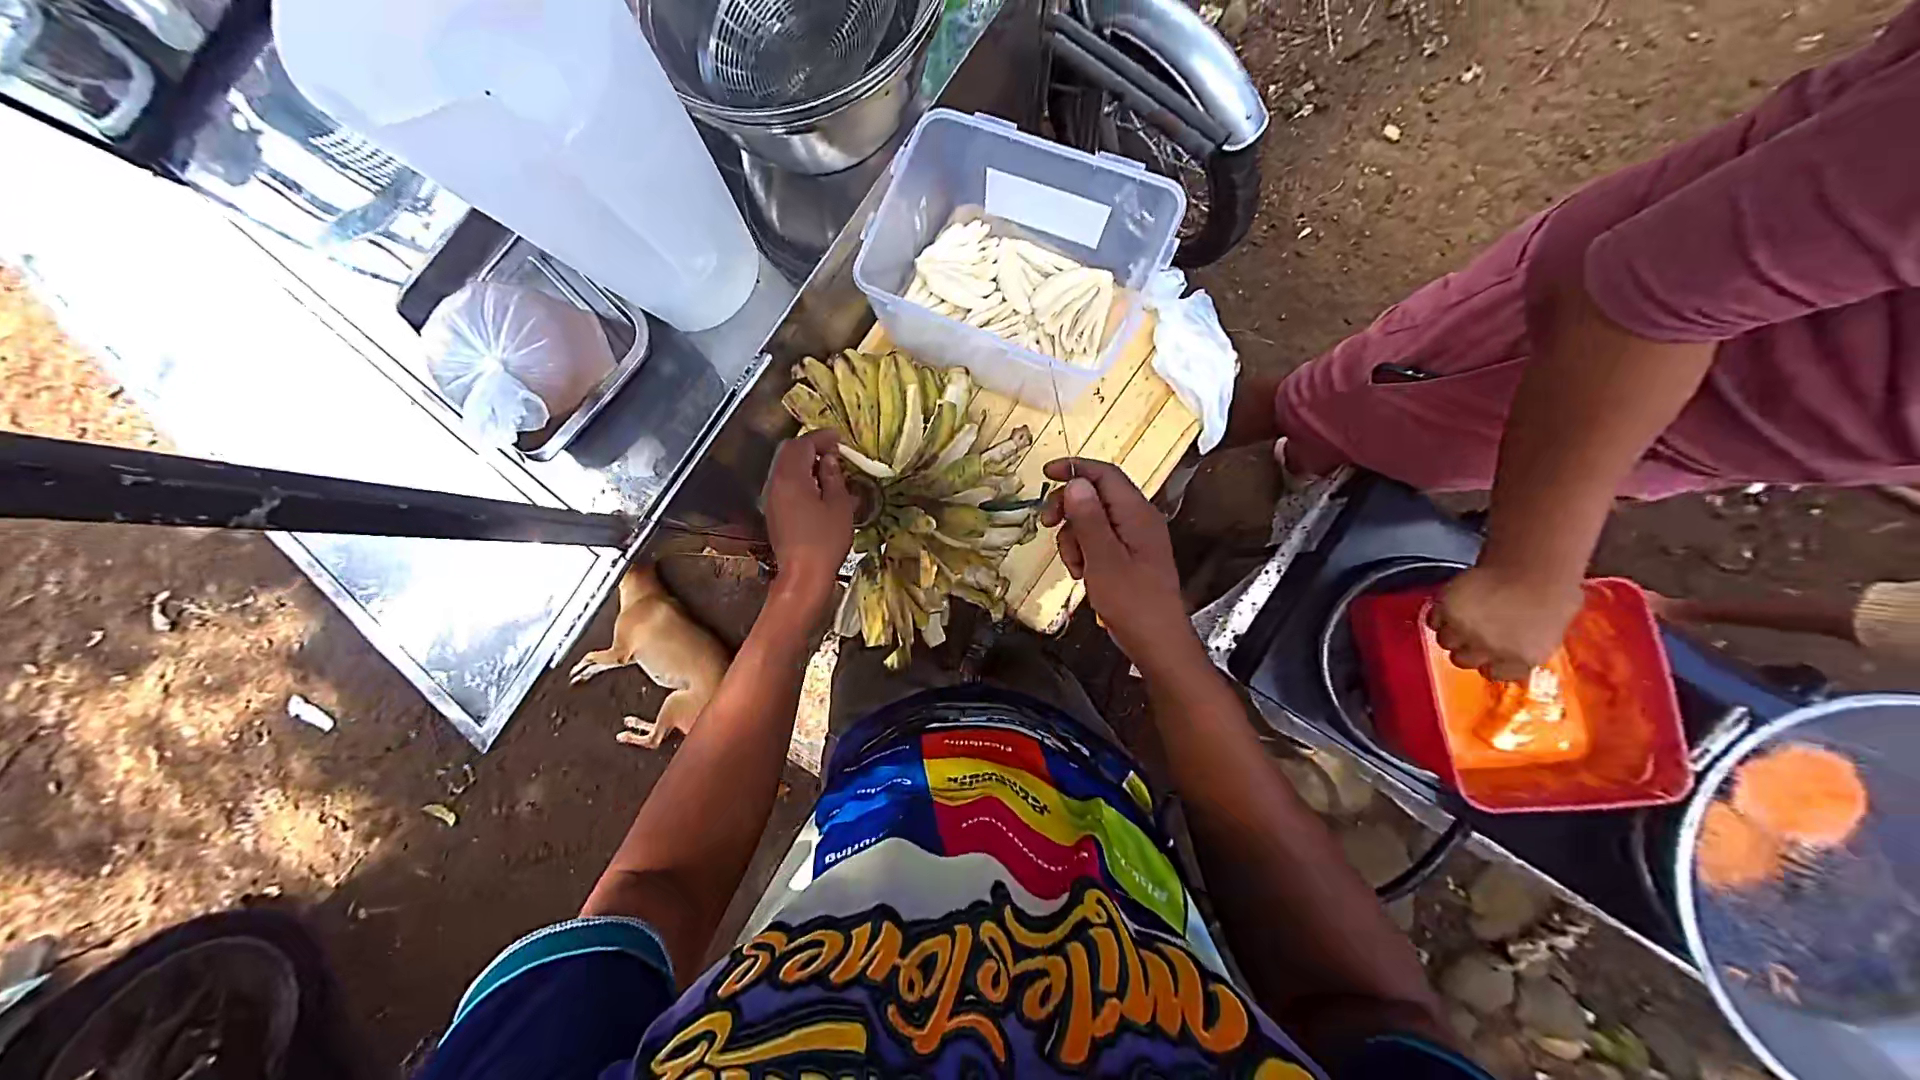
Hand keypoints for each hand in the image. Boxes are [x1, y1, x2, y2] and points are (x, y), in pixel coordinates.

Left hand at [764, 430, 854, 605]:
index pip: (802, 444)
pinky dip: (800, 477)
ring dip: (805, 462)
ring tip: (828, 469)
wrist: (803, 575)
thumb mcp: (839, 505)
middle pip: (788, 452)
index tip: (839, 439)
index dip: (821, 438)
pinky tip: (817, 489)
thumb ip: (833, 477)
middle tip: (833, 451)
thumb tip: (829, 460)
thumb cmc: (825, 541)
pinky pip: (784, 483)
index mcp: (791, 477)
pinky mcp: (773, 512)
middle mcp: (775, 483)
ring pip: (784, 467)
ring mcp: (771, 498)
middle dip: (810, 446)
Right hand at [1040, 459, 1198, 673]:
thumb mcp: (1103, 559)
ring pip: (1092, 520)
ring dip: (1074, 537)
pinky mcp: (1128, 556)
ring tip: (1076, 566)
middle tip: (1048, 525)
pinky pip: (1098, 541)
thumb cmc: (1132, 603)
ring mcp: (1134, 538)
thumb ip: (1089, 519)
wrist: (1157, 642)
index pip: (1105, 474)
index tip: (1045, 473)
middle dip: (1068, 508)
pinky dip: (1083, 552)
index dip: (1075, 468)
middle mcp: (1138, 519)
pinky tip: (1083, 574)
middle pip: (1095, 495)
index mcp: (1137, 514)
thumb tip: (1076, 483)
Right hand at [1428, 565, 1584, 681]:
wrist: (1532, 567)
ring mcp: (1464, 629)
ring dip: (1451, 632)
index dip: (1489, 663)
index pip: (1492, 674)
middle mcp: (1488, 649)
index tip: (1488, 656)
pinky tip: (1451, 607)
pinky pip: (1433, 620)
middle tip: (1470, 636)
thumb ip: (1524, 650)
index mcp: (1519, 660)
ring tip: (1460, 618)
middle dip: (1465, 649)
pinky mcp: (1446, 609)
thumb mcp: (1549, 633)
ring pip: (1445, 641)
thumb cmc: (1551, 595)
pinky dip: (1439, 615)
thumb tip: (1511, 653)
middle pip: (1461, 660)